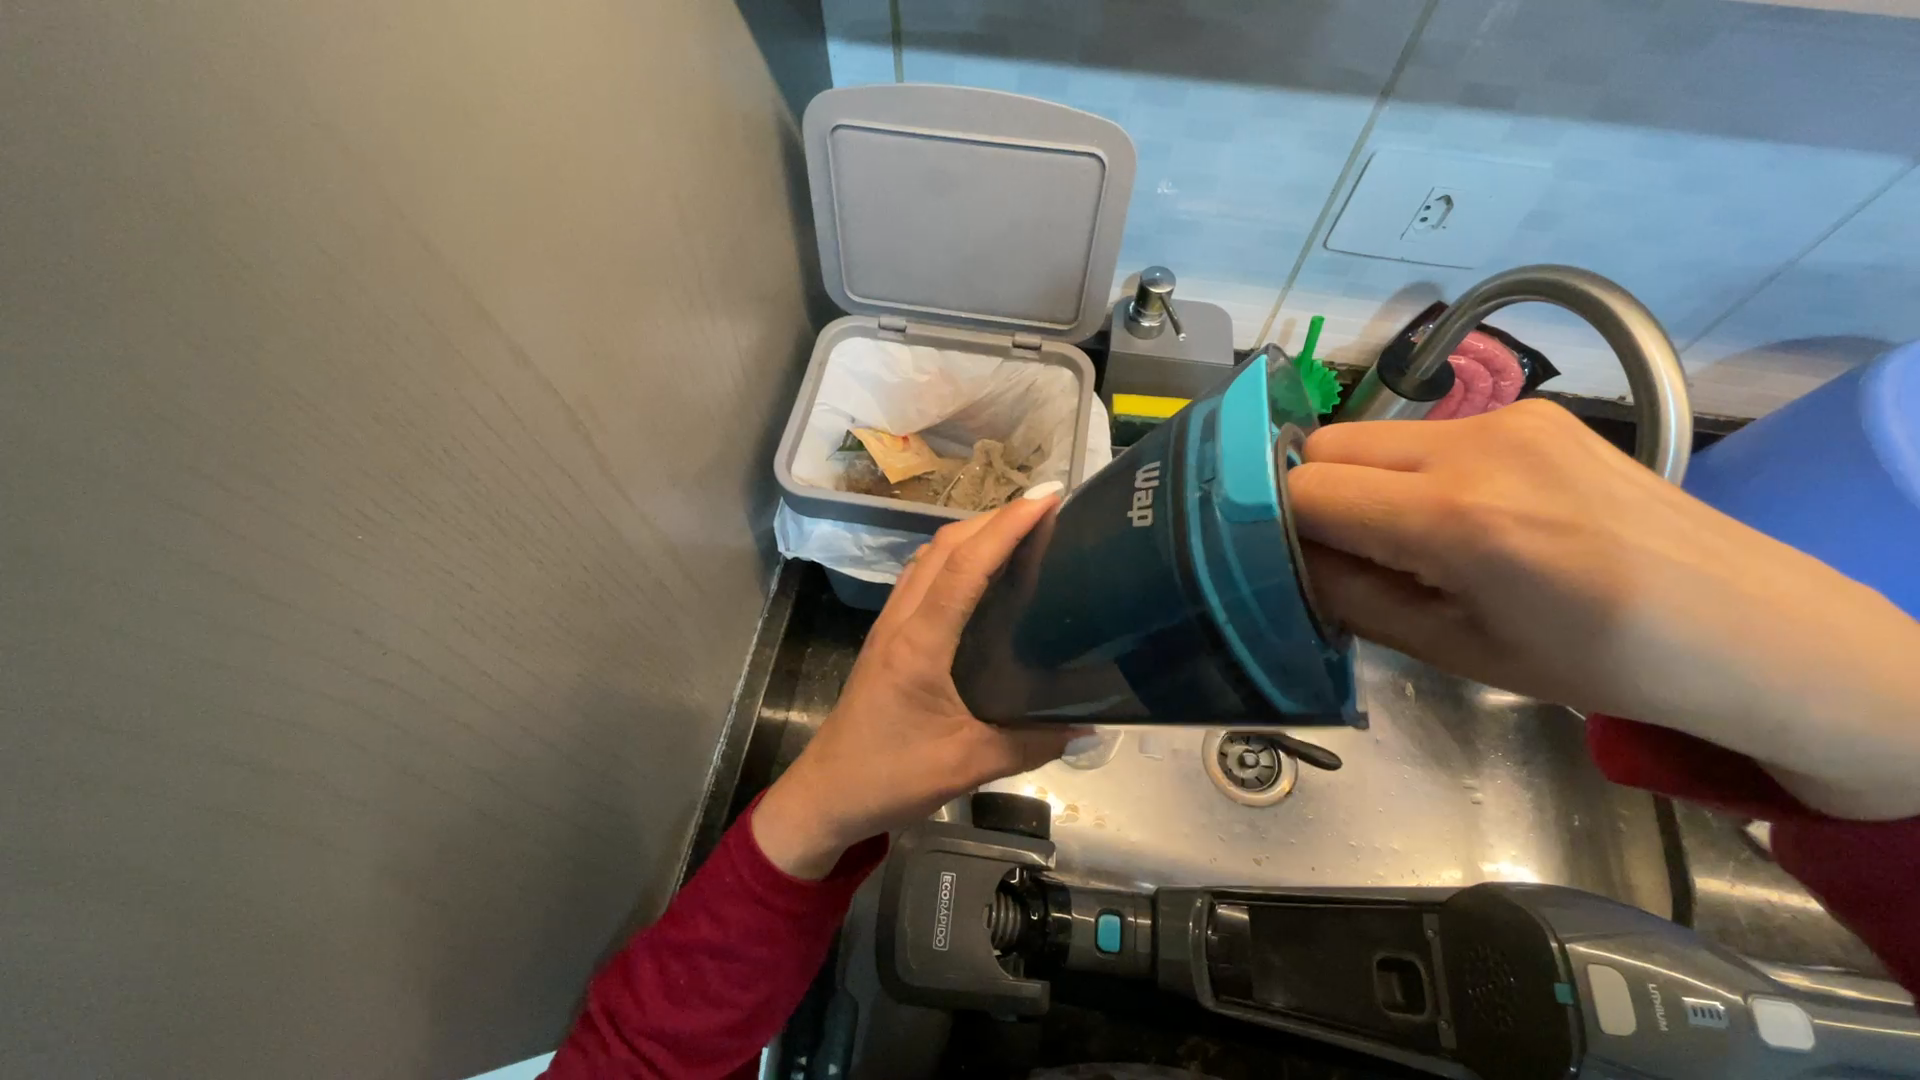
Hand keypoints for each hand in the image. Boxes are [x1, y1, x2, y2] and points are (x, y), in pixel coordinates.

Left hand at [752, 495, 1075, 877]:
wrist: (826, 795)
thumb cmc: (890, 778)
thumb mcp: (968, 766)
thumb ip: (1030, 744)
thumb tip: (1089, 727)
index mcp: (920, 644)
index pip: (966, 567)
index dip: (1007, 526)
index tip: (1048, 500)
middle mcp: (901, 621)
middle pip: (944, 547)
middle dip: (994, 517)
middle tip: (1044, 510)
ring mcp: (889, 626)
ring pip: (928, 557)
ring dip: (971, 533)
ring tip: (1019, 530)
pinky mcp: (887, 638)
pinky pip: (921, 578)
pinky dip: (954, 558)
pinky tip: (981, 573)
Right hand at [1290, 399, 1919, 820]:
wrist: (1757, 631)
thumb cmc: (1599, 664)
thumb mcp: (1454, 650)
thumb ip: (1351, 596)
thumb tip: (1285, 561)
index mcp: (1457, 521)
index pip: (1304, 490)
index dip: (1278, 527)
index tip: (1283, 562)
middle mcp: (1475, 446)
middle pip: (1325, 445)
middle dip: (1311, 498)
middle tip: (1341, 554)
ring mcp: (1508, 418)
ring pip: (1370, 433)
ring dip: (1359, 481)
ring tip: (1406, 538)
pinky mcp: (1532, 412)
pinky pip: (1425, 432)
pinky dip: (1407, 470)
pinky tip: (1457, 514)